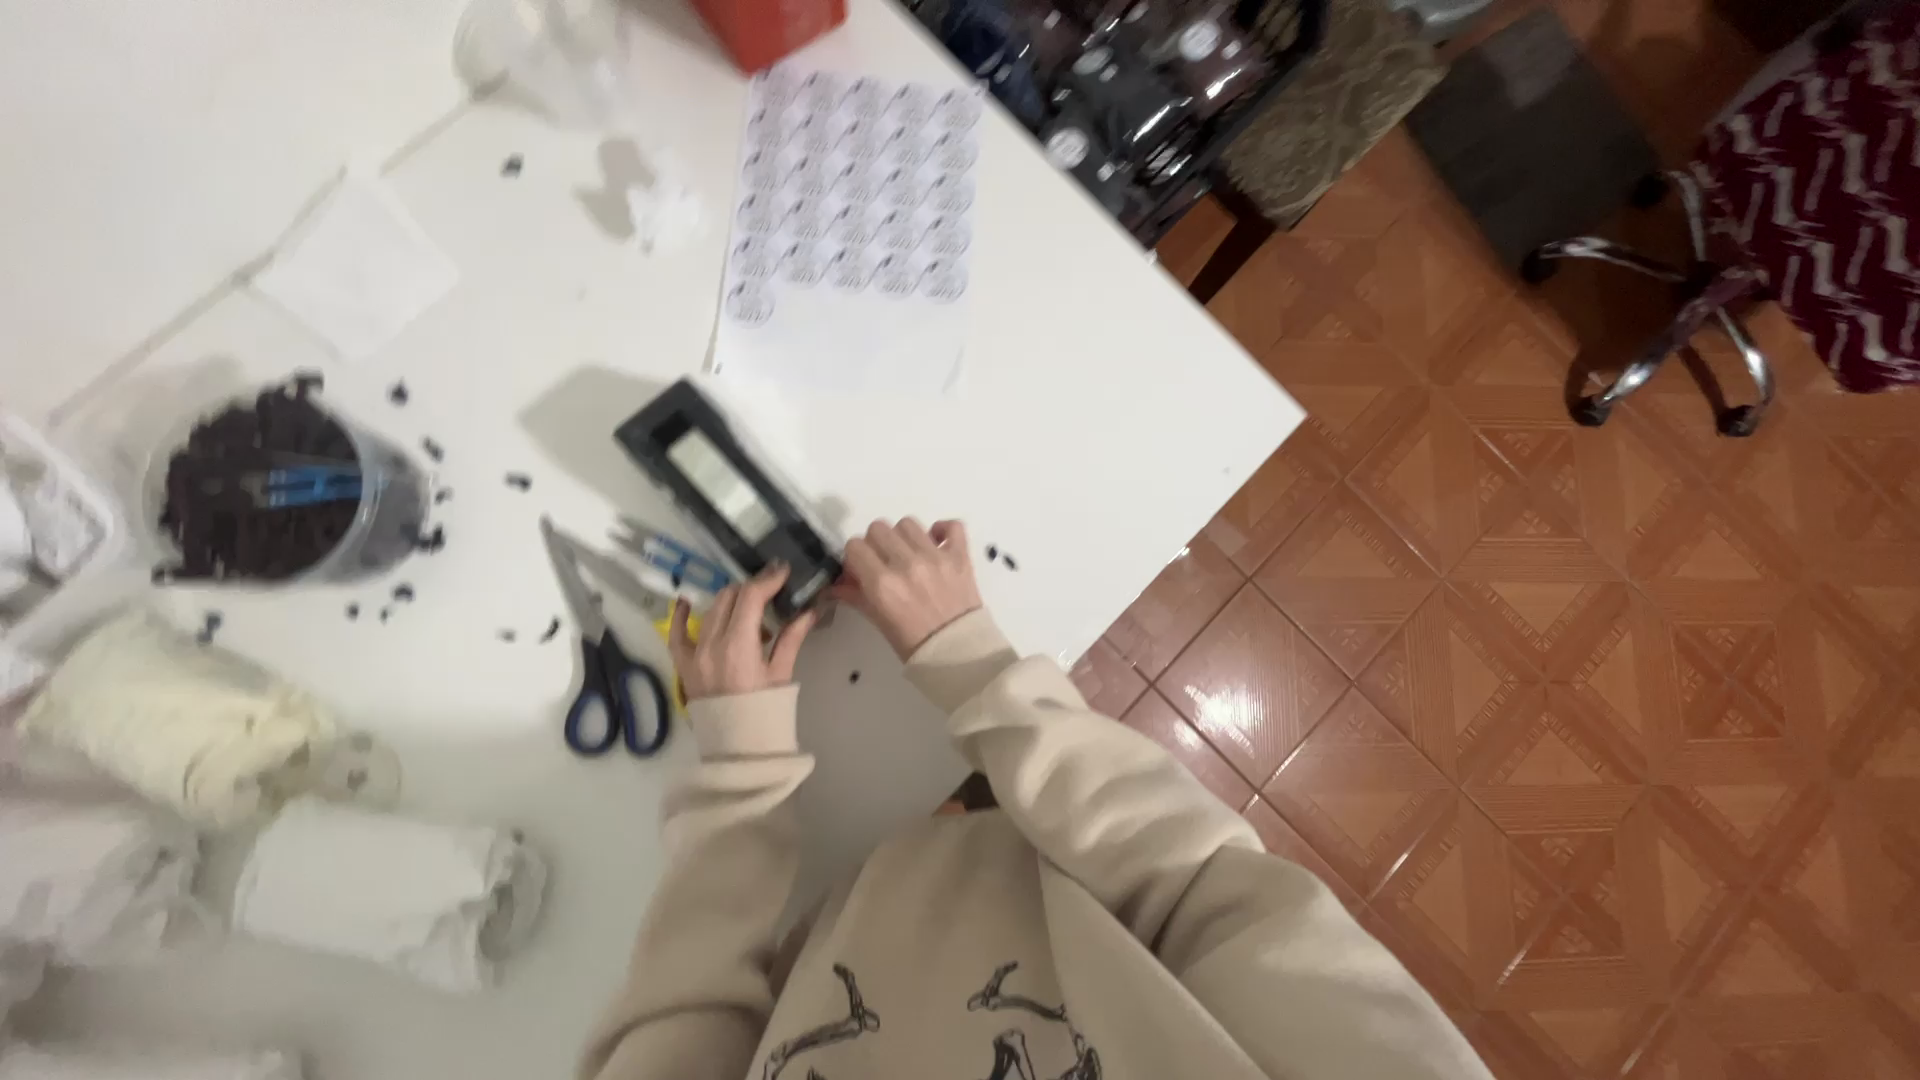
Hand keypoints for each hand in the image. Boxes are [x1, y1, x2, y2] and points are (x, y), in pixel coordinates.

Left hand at [668, 562, 817, 701]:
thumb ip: (792, 637)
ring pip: (710, 610)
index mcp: (739, 645)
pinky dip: (681, 615)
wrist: (738, 749)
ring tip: (750, 613)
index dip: (768, 580)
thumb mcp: (782, 673)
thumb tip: (809, 610)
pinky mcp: (683, 665)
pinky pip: (676, 633)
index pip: (751, 597)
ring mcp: (693, 654)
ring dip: (731, 602)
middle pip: (730, 598)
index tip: (782, 572)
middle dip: (752, 590)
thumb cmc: (765, 713)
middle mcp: (711, 644)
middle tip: (771, 593)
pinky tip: (687, 602)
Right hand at [832, 518, 982, 658]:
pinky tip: (937, 545)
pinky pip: (952, 525)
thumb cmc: (915, 645)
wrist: (960, 654)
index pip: (855, 546)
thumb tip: (836, 583)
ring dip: (904, 537)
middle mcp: (906, 563)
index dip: (855, 557)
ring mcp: (935, 557)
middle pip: (879, 528)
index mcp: (882, 583)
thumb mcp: (879, 622)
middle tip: (884, 562)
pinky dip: (943, 530)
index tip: (862, 569)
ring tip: (909, 555)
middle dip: (876, 544)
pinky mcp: (960, 556)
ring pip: (908, 523)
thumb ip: (856, 596)